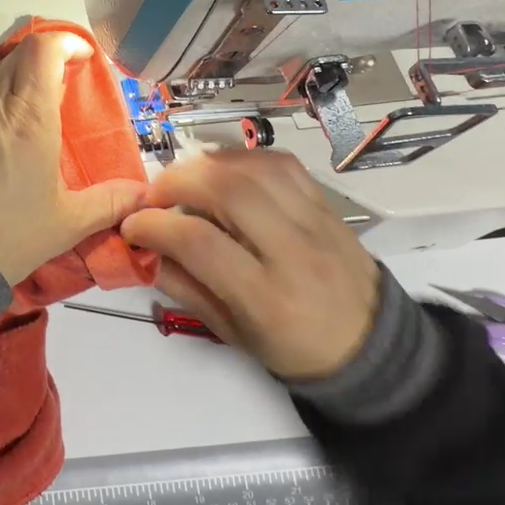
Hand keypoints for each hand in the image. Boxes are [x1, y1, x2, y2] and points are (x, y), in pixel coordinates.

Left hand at [0, 32, 148, 284]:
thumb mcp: (66, 222)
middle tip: (60, 84)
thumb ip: (110, 202)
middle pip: (19, 52)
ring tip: (26, 98)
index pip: (45, 48)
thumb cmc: (5, 233)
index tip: (82, 58)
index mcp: (30, 113)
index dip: (66, 42)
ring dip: (13, 69)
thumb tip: (144, 195)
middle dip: (44, 58)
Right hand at [119, 149, 378, 379]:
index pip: (200, 242)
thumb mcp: (233, 333)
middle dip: (177, 182)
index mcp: (267, 297)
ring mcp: (314, 221)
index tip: (133, 226)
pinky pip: (279, 162)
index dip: (156, 226)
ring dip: (206, 164)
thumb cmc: (294, 347)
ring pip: (253, 167)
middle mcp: (293, 252)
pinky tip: (221, 170)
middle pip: (227, 190)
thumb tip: (143, 249)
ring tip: (184, 180)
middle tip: (155, 195)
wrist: (372, 346)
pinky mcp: (326, 203)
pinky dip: (241, 157)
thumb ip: (185, 287)